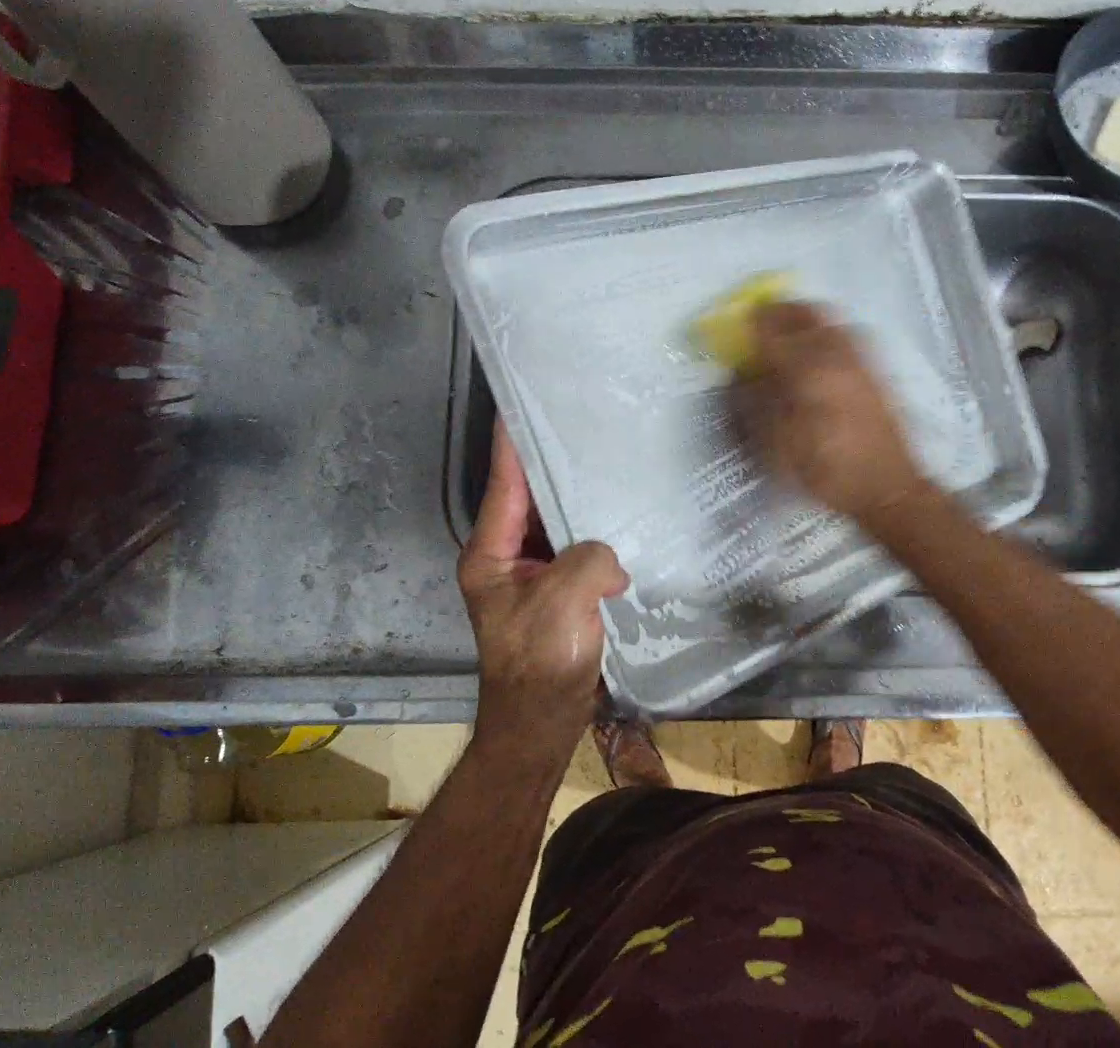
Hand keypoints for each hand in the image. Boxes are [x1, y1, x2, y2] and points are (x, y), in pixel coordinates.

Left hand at [458, 425, 629, 764]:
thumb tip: (612, 560)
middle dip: (558, 463)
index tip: (524, 397)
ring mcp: (534, 575)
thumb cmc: (540, 662)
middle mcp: (508, 556)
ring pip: (559, 523)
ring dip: (583, 500)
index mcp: (491, 552)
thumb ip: (590, 559)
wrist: (542, 722)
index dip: (515, 439)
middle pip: (533, 497)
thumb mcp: (562, 601)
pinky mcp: (560, 593)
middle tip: (590, 421)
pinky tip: (629, 520)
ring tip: (616, 461)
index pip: (504, 482)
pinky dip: (600, 534)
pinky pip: (579, 550)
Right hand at [742, 302, 930, 521]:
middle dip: (779, 313)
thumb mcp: (779, 448)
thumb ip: (757, 404)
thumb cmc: (829, 474)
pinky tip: (820, 360)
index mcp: (807, 370)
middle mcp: (836, 354)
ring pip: (828, 320)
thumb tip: (743, 375)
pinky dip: (827, 335)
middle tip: (763, 326)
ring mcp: (861, 359)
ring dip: (805, 322)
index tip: (738, 329)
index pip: (771, 327)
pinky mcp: (876, 371)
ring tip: (790, 340)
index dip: (750, 325)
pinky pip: (847, 336)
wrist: (889, 488)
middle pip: (804, 311)